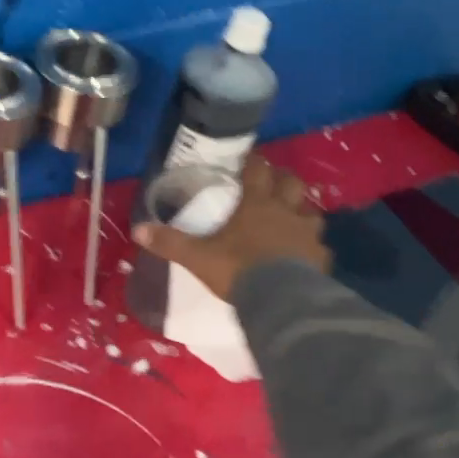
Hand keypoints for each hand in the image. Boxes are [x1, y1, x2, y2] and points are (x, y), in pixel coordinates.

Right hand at [134, 155, 330, 301]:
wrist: (278, 297)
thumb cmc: (236, 269)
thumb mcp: (197, 257)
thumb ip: (170, 242)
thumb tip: (138, 230)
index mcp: (256, 205)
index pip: (258, 170)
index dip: (254, 162)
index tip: (249, 159)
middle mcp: (286, 211)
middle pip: (292, 183)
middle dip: (284, 180)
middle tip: (274, 186)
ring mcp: (307, 234)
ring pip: (312, 213)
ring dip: (303, 213)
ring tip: (293, 222)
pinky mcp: (320, 258)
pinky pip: (321, 248)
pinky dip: (314, 250)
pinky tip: (307, 258)